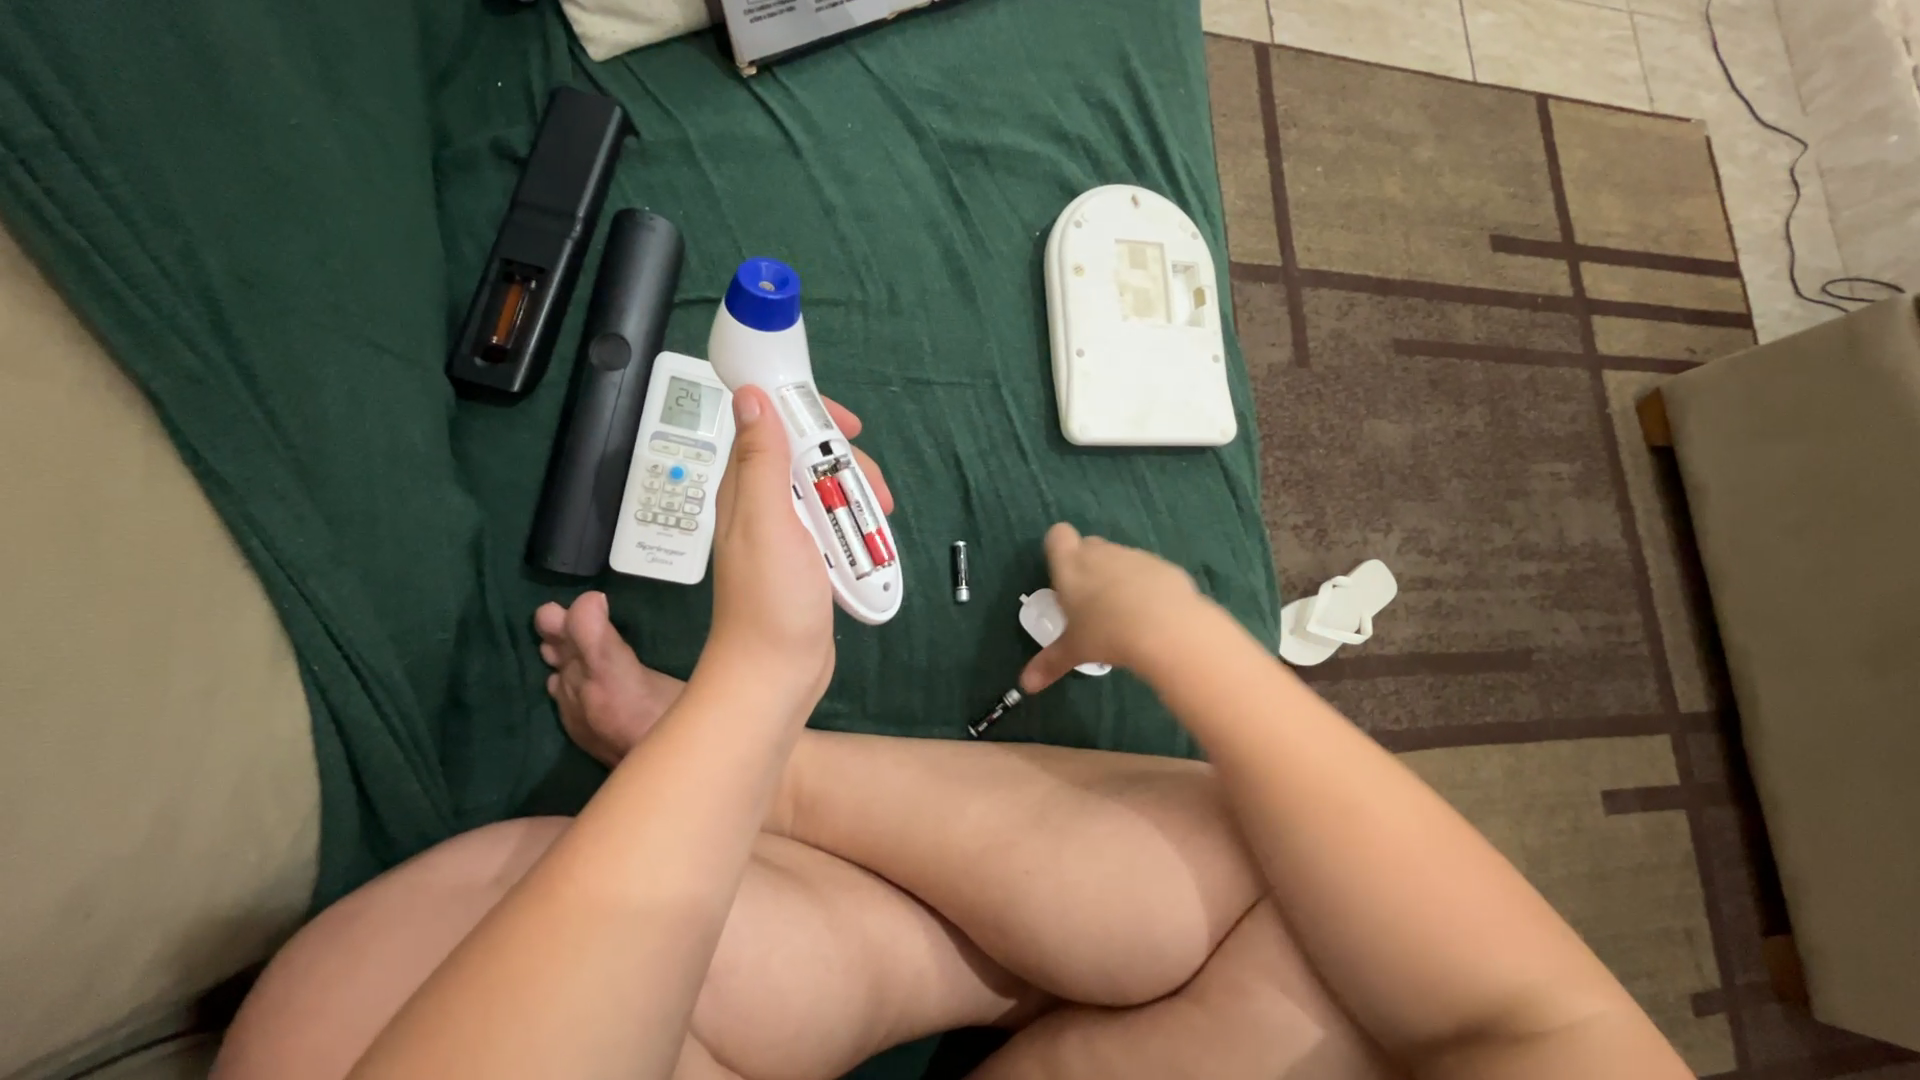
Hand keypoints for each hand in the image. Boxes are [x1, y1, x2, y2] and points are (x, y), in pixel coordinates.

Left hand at [701, 387, 891, 705]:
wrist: (776, 672)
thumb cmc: (771, 597)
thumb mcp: (766, 520)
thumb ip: (761, 459)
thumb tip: (750, 396)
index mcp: (746, 489)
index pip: (773, 427)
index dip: (809, 415)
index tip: (849, 425)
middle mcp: (764, 506)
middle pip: (809, 459)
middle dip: (847, 464)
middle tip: (876, 491)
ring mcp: (788, 535)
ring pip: (827, 492)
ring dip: (858, 497)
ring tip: (883, 520)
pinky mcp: (808, 561)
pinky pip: (835, 526)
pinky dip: (857, 526)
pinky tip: (873, 542)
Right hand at [1019, 523, 1201, 692]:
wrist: (1166, 628)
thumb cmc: (1106, 634)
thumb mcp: (1075, 650)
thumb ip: (1049, 664)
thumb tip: (1026, 685)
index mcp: (1071, 565)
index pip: (1058, 535)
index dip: (1059, 549)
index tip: (1064, 577)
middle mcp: (1101, 553)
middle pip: (1089, 545)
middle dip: (1088, 566)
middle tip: (1090, 602)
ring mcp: (1135, 557)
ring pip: (1121, 558)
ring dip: (1118, 577)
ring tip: (1124, 614)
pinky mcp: (1164, 567)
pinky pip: (1150, 572)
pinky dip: (1148, 586)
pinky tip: (1154, 615)